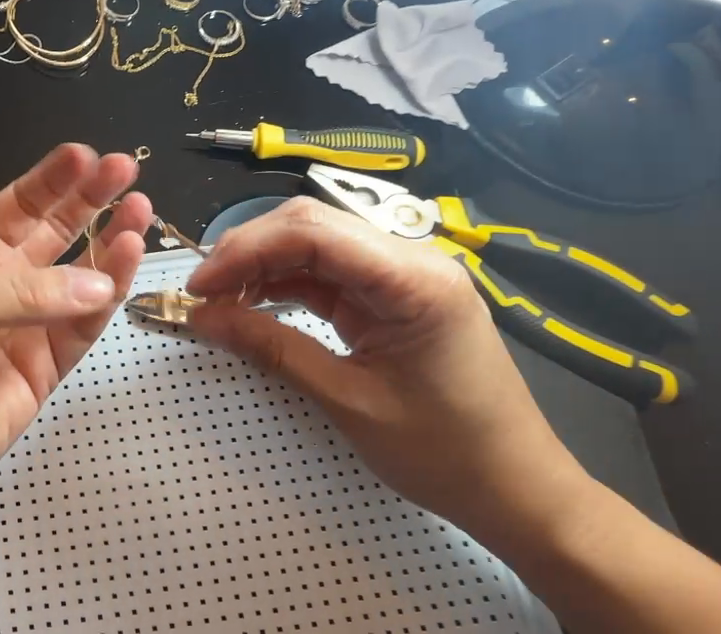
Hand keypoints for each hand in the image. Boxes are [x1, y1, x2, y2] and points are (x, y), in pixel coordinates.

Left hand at [0, 143, 153, 532]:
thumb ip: (21, 291)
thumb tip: (96, 281)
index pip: (18, 206)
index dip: (52, 179)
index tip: (86, 155)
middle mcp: (3, 280)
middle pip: (56, 230)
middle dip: (90, 198)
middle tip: (126, 169)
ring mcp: (29, 324)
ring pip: (80, 274)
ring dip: (110, 242)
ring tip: (139, 210)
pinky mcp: (48, 367)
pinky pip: (85, 325)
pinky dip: (110, 296)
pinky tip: (127, 261)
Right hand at [184, 197, 590, 545]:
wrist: (520, 493)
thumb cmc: (446, 454)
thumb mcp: (349, 401)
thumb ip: (272, 349)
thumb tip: (203, 319)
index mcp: (414, 278)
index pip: (312, 232)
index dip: (246, 249)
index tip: (201, 285)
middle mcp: (411, 260)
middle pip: (312, 226)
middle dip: (249, 251)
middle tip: (203, 291)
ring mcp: (403, 276)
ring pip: (315, 245)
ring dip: (263, 266)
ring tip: (219, 298)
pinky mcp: (393, 296)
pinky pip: (329, 274)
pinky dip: (287, 285)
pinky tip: (253, 301)